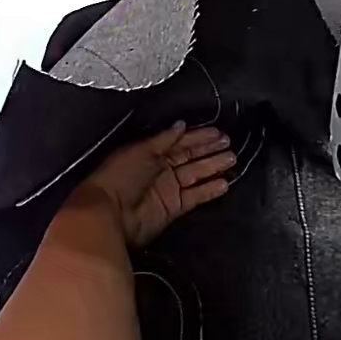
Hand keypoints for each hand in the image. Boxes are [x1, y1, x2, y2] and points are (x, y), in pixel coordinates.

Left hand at [71, 123, 234, 246]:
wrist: (108, 214)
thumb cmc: (119, 177)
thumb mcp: (142, 150)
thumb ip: (165, 139)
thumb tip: (181, 125)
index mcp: (151, 152)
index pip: (180, 141)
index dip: (199, 137)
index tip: (218, 133)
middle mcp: (160, 169)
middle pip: (190, 157)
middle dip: (210, 150)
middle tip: (229, 144)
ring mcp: (167, 189)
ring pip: (196, 174)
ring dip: (213, 167)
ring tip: (232, 160)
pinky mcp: (172, 208)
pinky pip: (195, 196)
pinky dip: (209, 190)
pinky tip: (223, 183)